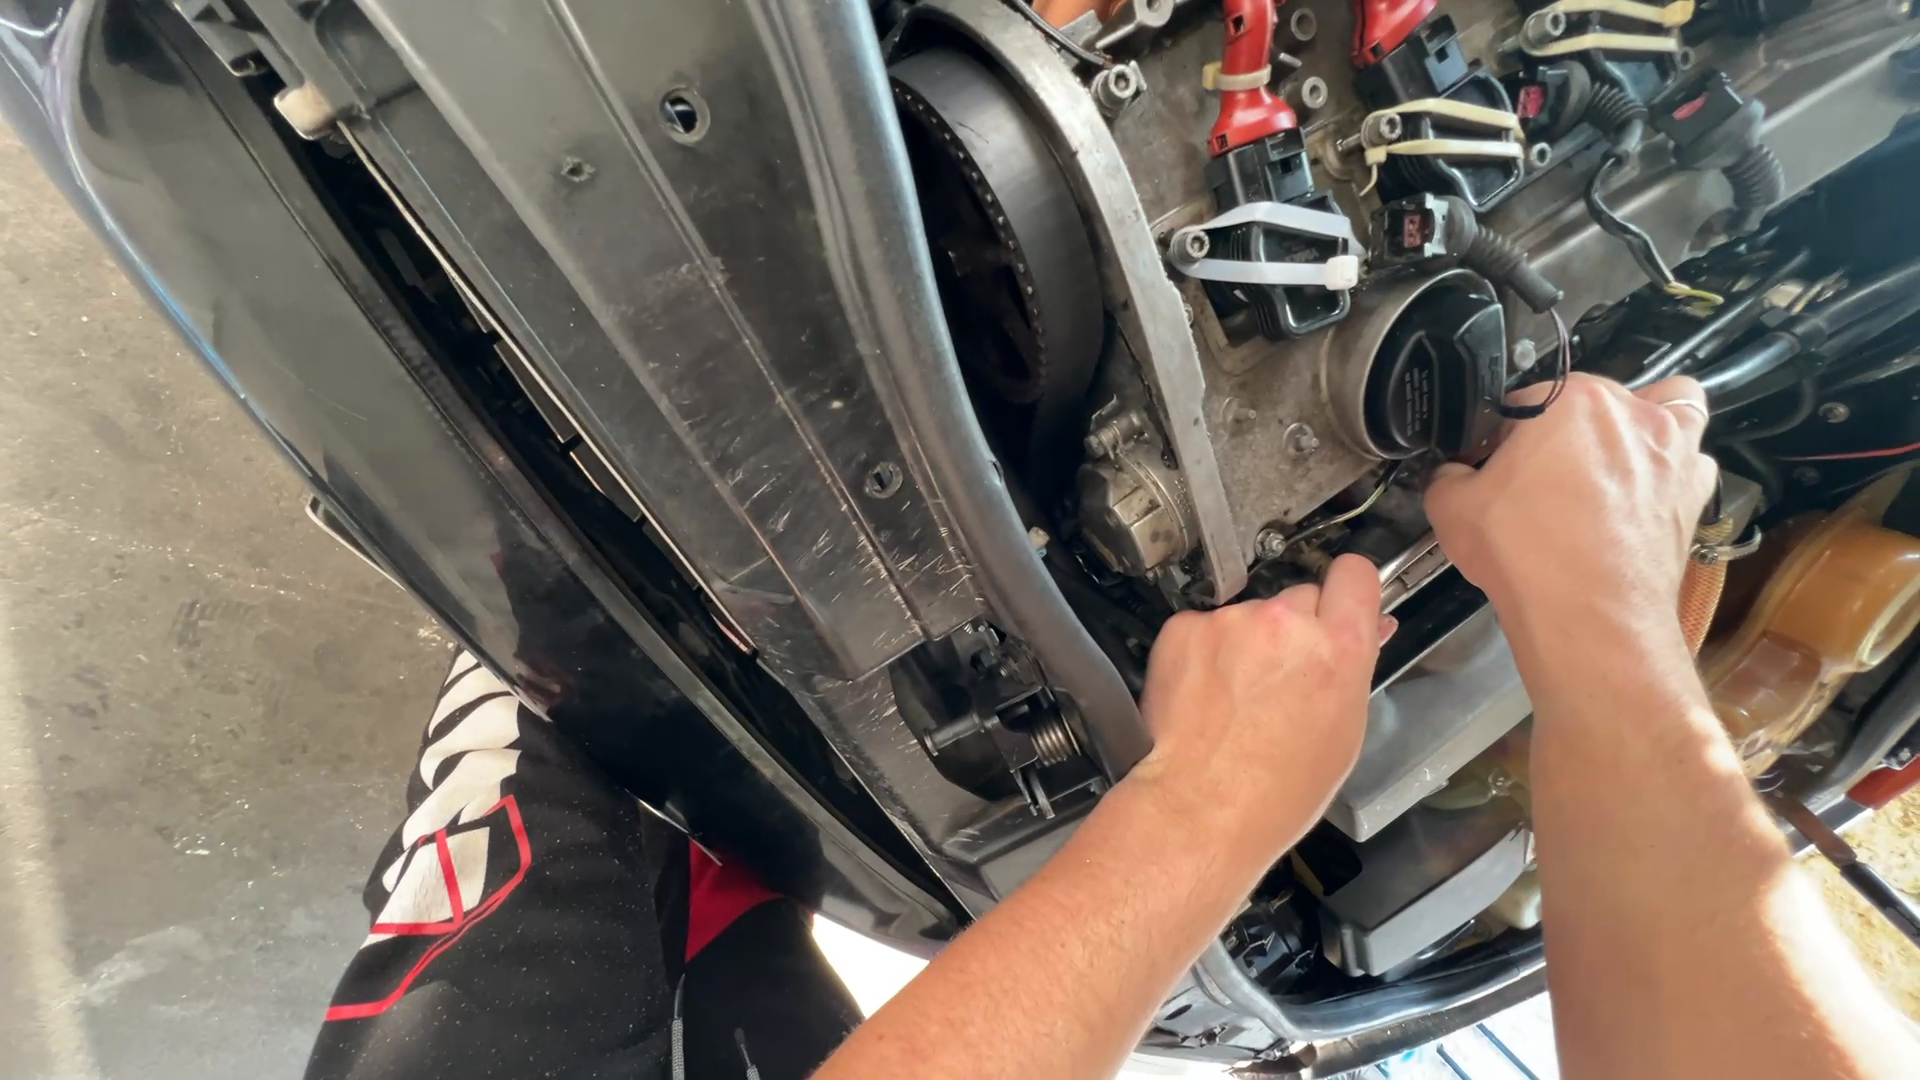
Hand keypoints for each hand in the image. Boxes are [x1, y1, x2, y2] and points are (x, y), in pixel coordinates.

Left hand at [1128, 555, 1387, 860]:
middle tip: (1278, 673)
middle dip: (1292, 627)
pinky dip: (1202, 649)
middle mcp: (1284, 622)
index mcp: (1339, 647)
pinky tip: (1202, 690)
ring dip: (1243, 641)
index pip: (1356, 574)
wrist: (1202, 804)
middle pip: (1297, 598)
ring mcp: (1229, 621)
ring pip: (1246, 615)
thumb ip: (1352, 666)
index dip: (1347, 587)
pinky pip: (1202, 626)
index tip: (1340, 595)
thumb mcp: (1343, 731)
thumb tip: (1366, 627)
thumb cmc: (1276, 788)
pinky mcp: (1184, 628)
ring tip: (1234, 695)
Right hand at [1424, 373, 1717, 644]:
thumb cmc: (1520, 548)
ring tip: (1599, 464)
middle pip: (1588, 400)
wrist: (1586, 609)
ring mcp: (1675, 449)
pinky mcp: (1696, 490)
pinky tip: (1630, 496)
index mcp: (1568, 401)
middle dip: (1558, 429)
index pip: (1518, 401)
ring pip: (1664, 408)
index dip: (1493, 436)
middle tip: (1531, 472)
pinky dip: (1660, 467)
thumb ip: (1447, 475)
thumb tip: (1456, 474)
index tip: (1484, 466)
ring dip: (1633, 426)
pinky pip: (1684, 459)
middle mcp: (1631, 412)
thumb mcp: (1448, 505)